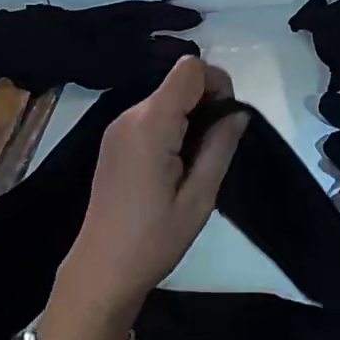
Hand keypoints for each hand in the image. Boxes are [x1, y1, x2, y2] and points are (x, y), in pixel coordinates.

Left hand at [45, 57, 249, 339]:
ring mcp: (118, 127)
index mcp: (150, 124)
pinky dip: (172, 128)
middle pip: (178, 82)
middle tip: (214, 151)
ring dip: (189, 119)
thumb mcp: (200, 197)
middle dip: (206, 104)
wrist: (101, 270)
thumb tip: (238, 112)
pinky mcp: (114, 141)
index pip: (189, 69)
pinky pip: (152, 116)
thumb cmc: (153, 240)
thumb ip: (220, 146)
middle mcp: (130, 115)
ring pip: (166, 99)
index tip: (227, 122)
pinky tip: (174, 168)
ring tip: (194, 166)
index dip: (217, 84)